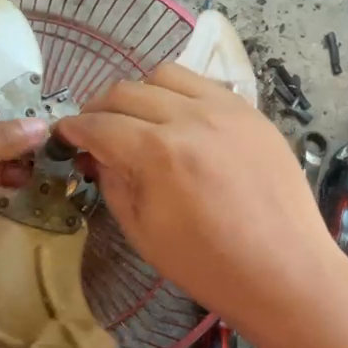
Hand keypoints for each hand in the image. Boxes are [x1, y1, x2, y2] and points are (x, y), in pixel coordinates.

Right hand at [55, 63, 347, 338]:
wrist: (285, 272)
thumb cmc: (206, 264)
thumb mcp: (140, 230)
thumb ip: (112, 181)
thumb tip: (96, 154)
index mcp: (158, 153)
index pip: (99, 124)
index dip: (73, 129)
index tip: (62, 135)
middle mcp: (190, 118)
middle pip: (126, 91)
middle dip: (98, 108)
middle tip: (91, 130)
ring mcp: (226, 110)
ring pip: (164, 75)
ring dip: (138, 93)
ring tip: (134, 119)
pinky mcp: (251, 112)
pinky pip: (203, 85)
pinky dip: (177, 94)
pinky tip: (175, 121)